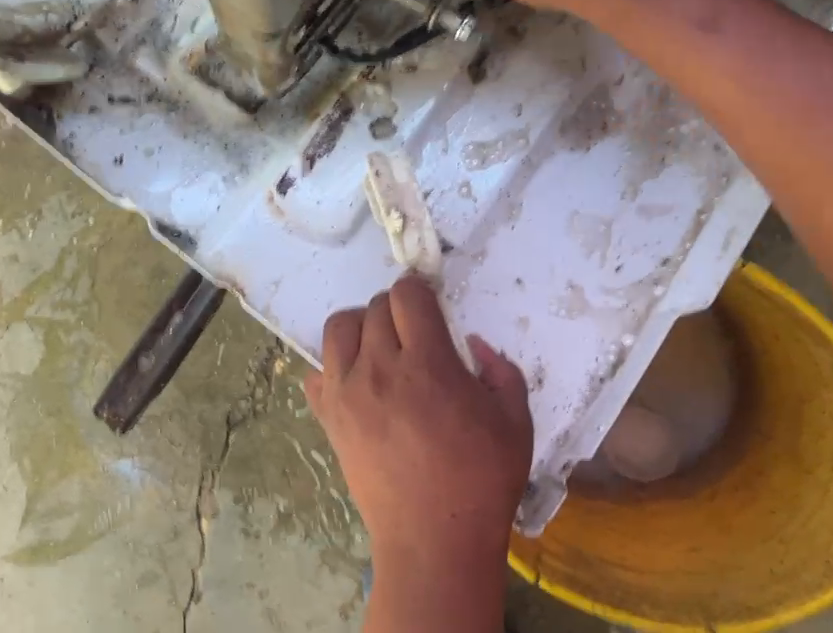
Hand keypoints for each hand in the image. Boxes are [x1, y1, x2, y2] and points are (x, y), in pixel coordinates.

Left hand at [304, 276, 532, 573]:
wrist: (433, 540)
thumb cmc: (481, 482)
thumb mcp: (516, 423)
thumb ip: (501, 371)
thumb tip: (473, 343)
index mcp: (428, 364)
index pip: (407, 295)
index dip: (419, 291)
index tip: (429, 304)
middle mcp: (379, 368)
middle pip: (374, 308)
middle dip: (395, 310)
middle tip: (412, 333)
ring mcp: (346, 392)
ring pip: (338, 327)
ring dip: (360, 327)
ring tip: (379, 347)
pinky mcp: (328, 417)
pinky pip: (316, 372)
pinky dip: (333, 368)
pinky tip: (356, 383)